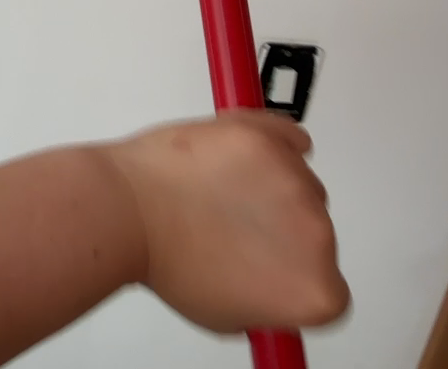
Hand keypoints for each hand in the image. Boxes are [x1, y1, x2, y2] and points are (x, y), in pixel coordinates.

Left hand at [104, 110, 348, 333]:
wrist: (125, 210)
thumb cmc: (165, 261)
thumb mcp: (227, 315)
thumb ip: (267, 304)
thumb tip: (267, 284)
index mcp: (316, 290)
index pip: (322, 280)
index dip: (285, 269)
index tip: (257, 260)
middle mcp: (317, 234)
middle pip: (311, 224)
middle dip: (274, 221)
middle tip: (224, 217)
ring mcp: (291, 179)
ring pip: (295, 177)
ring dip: (266, 178)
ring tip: (212, 184)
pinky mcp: (261, 136)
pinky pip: (286, 133)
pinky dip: (274, 137)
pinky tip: (248, 147)